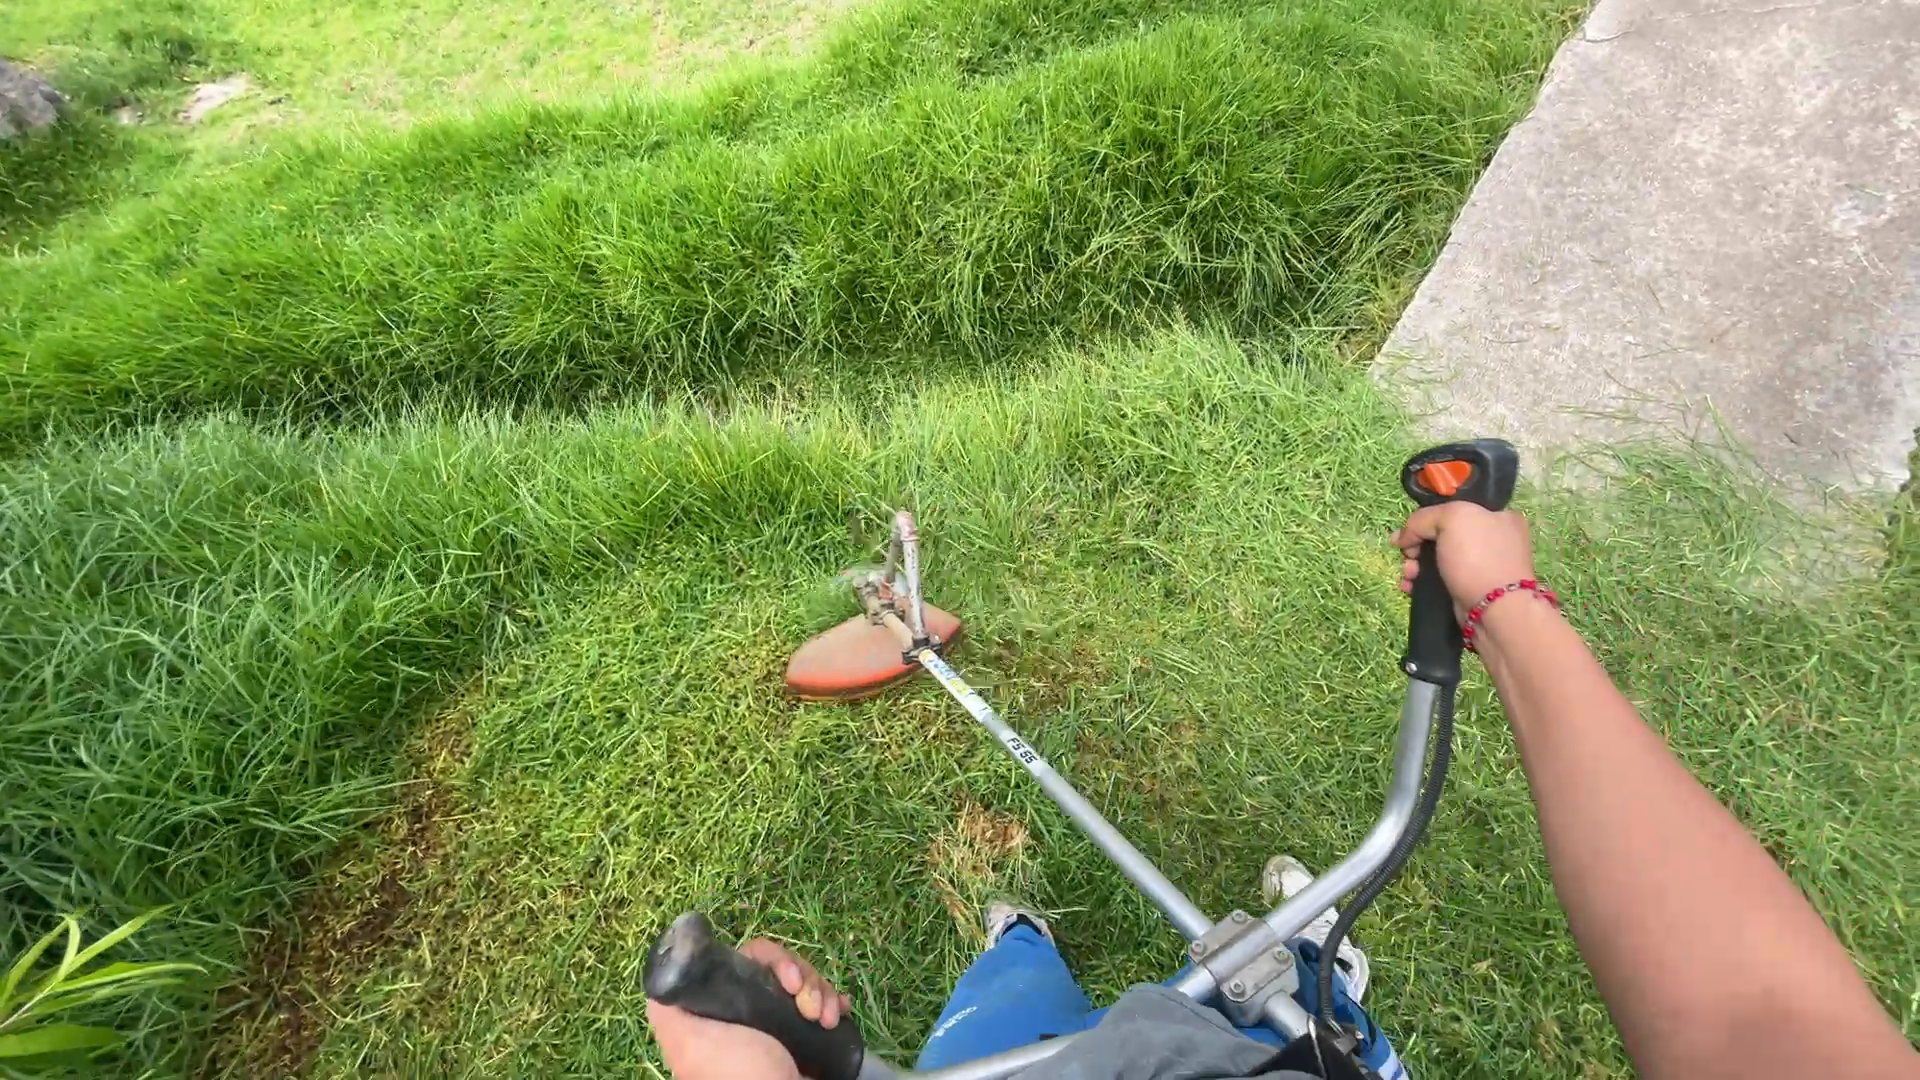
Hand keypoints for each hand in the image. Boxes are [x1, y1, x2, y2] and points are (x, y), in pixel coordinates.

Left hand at [647, 938, 852, 1079]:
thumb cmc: (739, 1078)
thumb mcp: (692, 1044)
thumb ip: (669, 1010)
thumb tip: (666, 970)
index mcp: (726, 1010)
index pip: (753, 960)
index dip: (773, 961)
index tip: (788, 982)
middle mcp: (751, 1015)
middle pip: (783, 969)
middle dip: (805, 979)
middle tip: (809, 1005)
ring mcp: (779, 1027)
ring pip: (806, 983)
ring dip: (822, 993)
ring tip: (826, 1019)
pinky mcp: (804, 1038)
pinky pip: (823, 1002)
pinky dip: (833, 1004)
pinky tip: (838, 1015)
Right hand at [1390, 502, 1535, 621]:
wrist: (1494, 609)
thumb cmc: (1477, 557)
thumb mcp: (1453, 518)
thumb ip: (1424, 518)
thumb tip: (1404, 537)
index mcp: (1497, 516)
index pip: (1452, 510)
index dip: (1426, 519)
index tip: (1409, 533)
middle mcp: (1491, 539)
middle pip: (1438, 535)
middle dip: (1415, 545)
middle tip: (1408, 554)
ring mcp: (1479, 566)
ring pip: (1433, 558)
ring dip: (1412, 565)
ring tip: (1409, 575)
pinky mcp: (1467, 588)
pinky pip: (1435, 579)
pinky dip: (1418, 581)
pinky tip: (1410, 586)